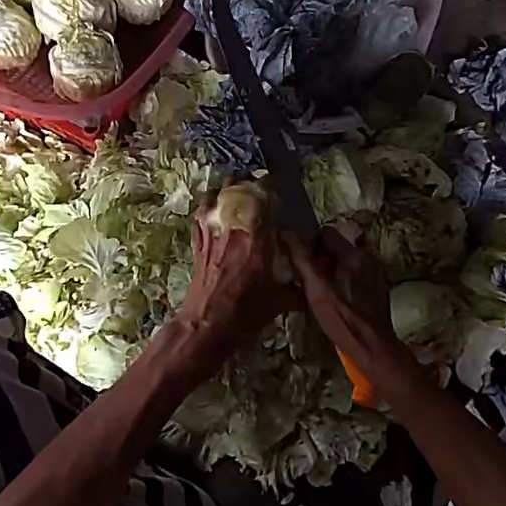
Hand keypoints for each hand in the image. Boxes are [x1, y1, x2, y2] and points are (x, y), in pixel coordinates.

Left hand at [169, 196, 293, 366]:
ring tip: (233, 182)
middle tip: (254, 180)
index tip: (273, 183)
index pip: (265, 202)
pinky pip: (200, 215)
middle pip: (238, 192)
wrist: (206, 326)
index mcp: (259, 241)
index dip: (269, 187)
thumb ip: (294, 291)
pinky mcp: (198, 243)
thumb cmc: (245, 314)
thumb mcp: (278, 303)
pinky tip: (211, 202)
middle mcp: (235, 231)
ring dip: (225, 187)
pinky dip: (206, 205)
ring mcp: (213, 235)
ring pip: (216, 197)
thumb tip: (307, 289)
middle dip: (247, 182)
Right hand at [284, 228, 419, 389]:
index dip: (310, 244)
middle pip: (337, 246)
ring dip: (333, 269)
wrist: (373, 346)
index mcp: (352, 254)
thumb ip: (302, 259)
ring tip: (323, 290)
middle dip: (321, 258)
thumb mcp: (315, 289)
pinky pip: (356, 273)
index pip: (325, 233)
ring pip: (346, 261)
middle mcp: (367, 257)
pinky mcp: (378, 286)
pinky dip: (345, 279)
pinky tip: (339, 299)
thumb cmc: (341, 318)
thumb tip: (287, 233)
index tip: (301, 262)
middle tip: (309, 278)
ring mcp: (375, 272)